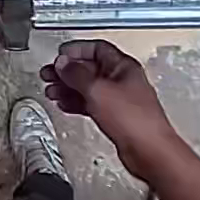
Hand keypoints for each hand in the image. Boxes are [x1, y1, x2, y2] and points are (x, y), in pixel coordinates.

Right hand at [40, 39, 187, 181]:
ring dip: (68, 88)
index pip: (96, 48)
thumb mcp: (98, 90)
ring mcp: (119, 99)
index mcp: (122, 66)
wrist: (149, 151)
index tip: (60, 55)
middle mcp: (122, 80)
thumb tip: (63, 63)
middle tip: (49, 74)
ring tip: (51, 91)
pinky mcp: (115, 116)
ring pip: (88, 87)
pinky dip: (77, 103)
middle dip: (67, 71)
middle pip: (90, 68)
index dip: (76, 49)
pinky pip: (91, 103)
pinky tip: (65, 105)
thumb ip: (77, 74)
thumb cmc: (135, 119)